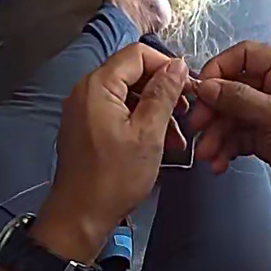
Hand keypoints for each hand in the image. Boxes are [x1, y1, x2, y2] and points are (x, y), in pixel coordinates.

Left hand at [38, 43, 190, 261]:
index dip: (167, 66)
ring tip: (175, 138)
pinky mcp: (86, 127)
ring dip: (155, 110)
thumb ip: (164, 95)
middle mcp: (86, 91)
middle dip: (163, 91)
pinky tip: (157, 144)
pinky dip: (140, 122)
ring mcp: (84, 110)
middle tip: (185, 116)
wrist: (81, 216)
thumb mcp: (149, 134)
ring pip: (128, 95)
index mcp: (98, 86)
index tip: (189, 89)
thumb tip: (179, 65)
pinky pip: (118, 112)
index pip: (138, 54)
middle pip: (133, 73)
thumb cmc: (114, 178)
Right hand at [183, 41, 270, 207]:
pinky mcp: (270, 138)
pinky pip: (241, 137)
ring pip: (234, 117)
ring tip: (208, 153)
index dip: (219, 70)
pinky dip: (228, 149)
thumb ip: (240, 100)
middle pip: (234, 89)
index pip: (245, 56)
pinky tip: (220, 161)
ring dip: (217, 135)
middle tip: (198, 126)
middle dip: (214, 110)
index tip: (202, 88)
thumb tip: (209, 86)